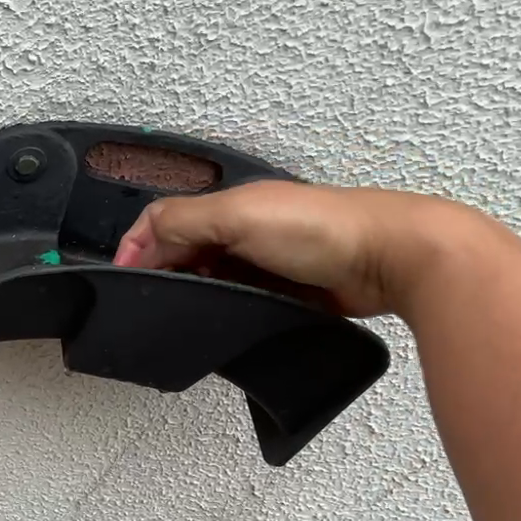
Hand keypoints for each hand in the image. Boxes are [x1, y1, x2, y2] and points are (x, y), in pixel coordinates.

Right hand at [111, 180, 491, 317]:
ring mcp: (260, 261)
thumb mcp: (238, 214)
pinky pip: (232, 299)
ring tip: (186, 307)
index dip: (135, 247)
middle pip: (177, 250)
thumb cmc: (325, 230)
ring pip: (202, 277)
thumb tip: (138, 242)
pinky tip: (219, 315)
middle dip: (159, 270)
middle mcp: (240, 229)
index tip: (124, 277)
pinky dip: (219, 306)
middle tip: (153, 295)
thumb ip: (181, 221)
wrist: (395, 259)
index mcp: (227, 205)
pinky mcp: (278, 290)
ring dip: (189, 290)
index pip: (160, 223)